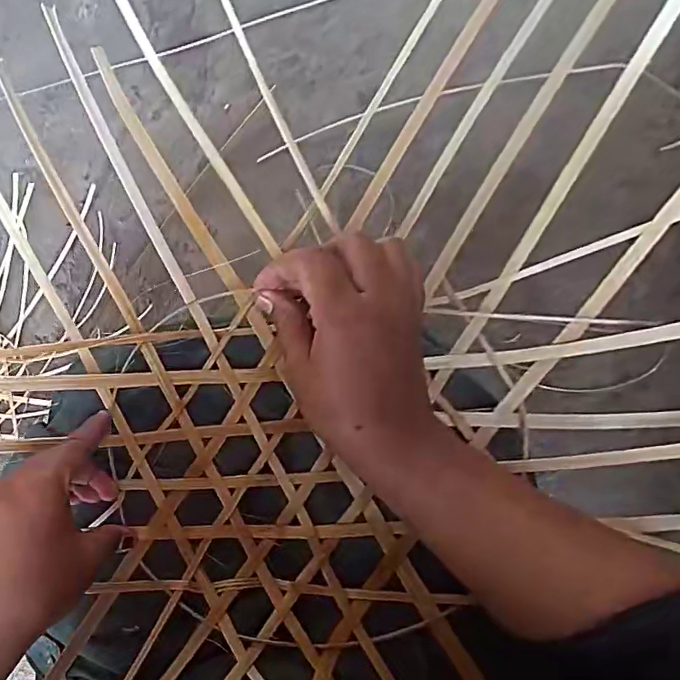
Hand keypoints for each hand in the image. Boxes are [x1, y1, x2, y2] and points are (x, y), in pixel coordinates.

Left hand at [0, 410, 128, 647]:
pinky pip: (24, 491)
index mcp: (42, 481)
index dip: (93, 434)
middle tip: (109, 496)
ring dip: (67, 484)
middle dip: (86, 472)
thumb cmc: (45, 581)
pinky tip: (62, 518)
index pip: (74, 448)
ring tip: (89, 507)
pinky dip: (47, 494)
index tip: (105, 418)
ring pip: (40, 476)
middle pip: (57, 461)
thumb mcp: (87, 556)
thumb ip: (108, 534)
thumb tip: (124, 530)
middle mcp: (16, 481)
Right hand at [253, 234, 441, 486]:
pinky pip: (402, 265)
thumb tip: (271, 294)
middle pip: (348, 243)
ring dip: (350, 256)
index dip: (281, 268)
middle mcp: (379, 295)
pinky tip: (359, 291)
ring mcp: (403, 298)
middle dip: (315, 257)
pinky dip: (378, 265)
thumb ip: (287, 323)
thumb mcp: (299, 370)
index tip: (264, 289)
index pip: (311, 262)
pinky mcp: (415, 308)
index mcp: (344, 313)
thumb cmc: (338, 411)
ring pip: (380, 246)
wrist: (392, 435)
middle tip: (296, 289)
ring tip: (329, 286)